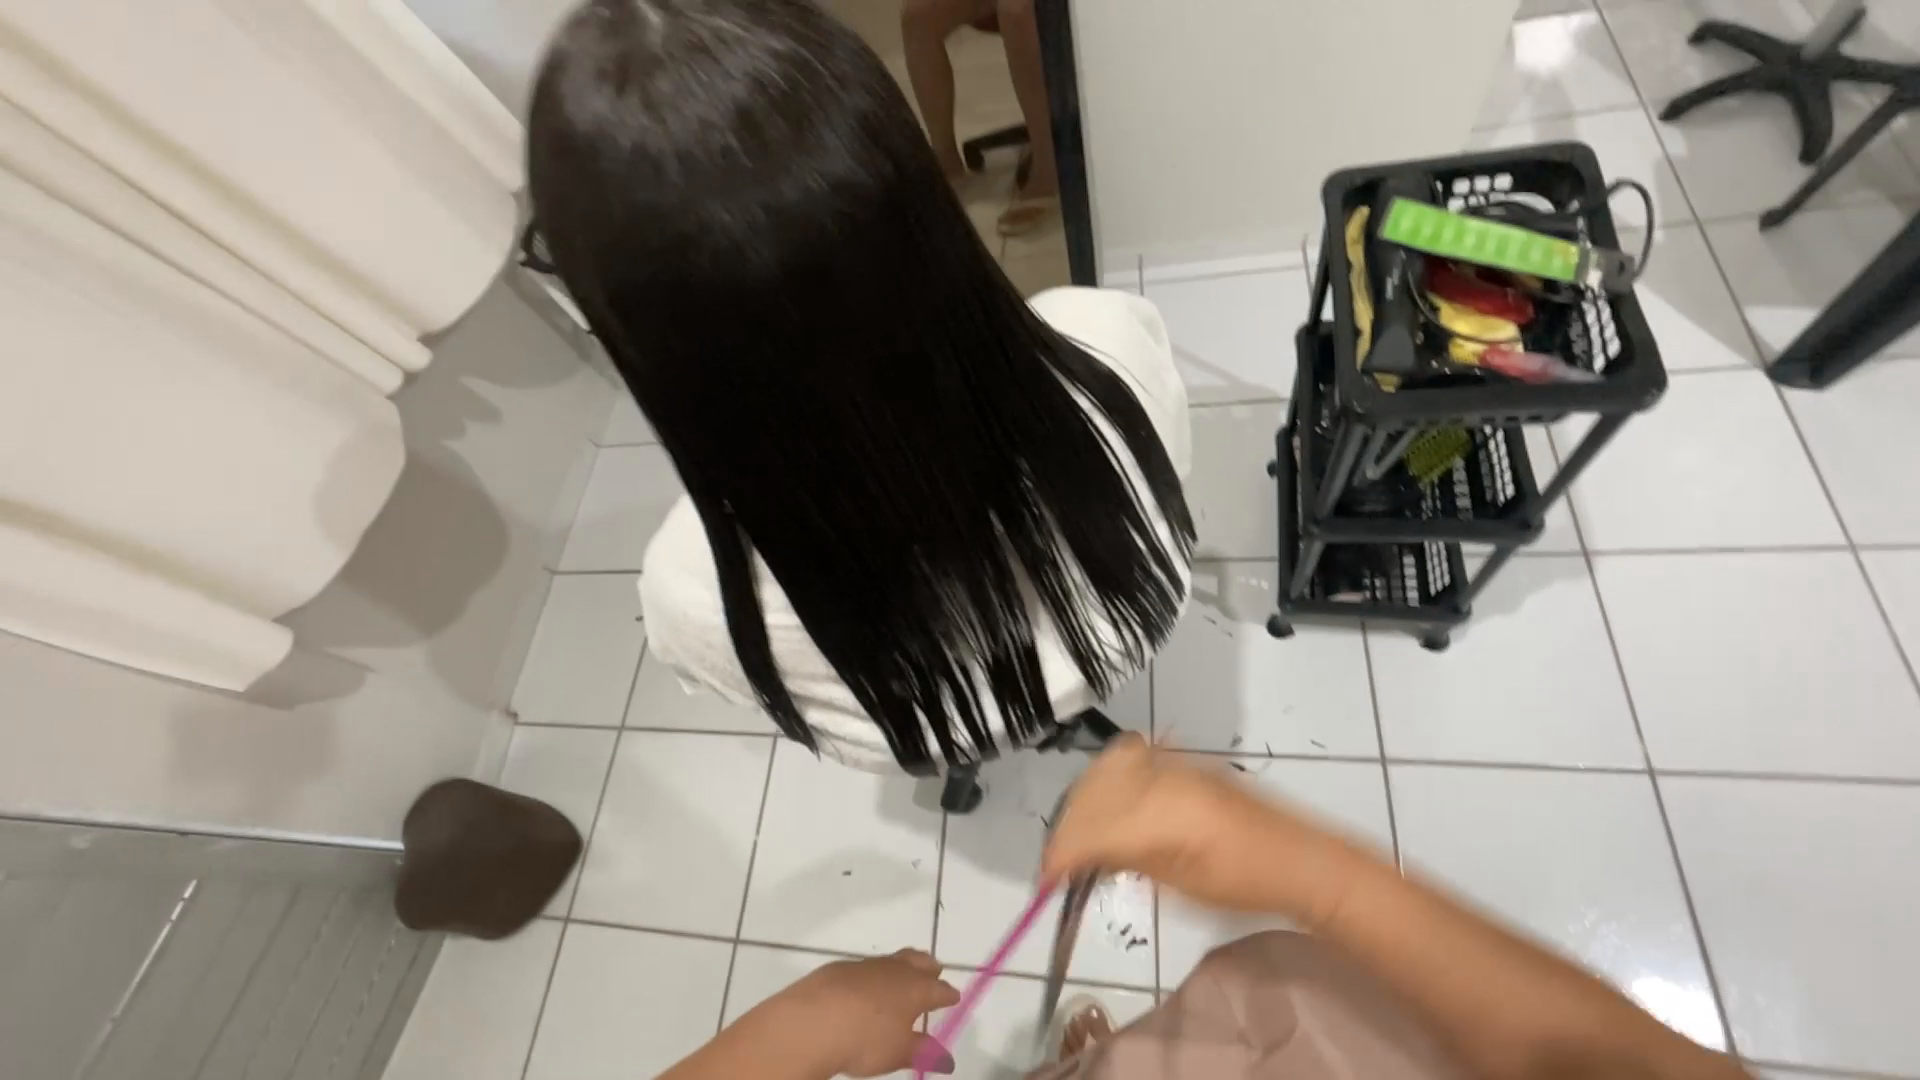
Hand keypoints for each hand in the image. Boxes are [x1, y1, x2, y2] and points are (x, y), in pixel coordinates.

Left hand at [766, 949, 959, 1077]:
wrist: (816, 1019)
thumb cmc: (866, 1039)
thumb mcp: (898, 1053)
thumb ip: (924, 1052)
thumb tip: (949, 1061)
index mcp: (915, 990)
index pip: (939, 990)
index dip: (948, 994)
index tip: (954, 996)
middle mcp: (895, 971)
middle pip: (919, 962)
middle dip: (929, 967)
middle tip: (935, 970)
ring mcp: (869, 966)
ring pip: (894, 959)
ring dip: (904, 964)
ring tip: (905, 971)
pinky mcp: (843, 967)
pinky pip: (868, 965)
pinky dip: (876, 972)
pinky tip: (868, 983)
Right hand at [1040, 735, 1361, 922]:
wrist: (1293, 855)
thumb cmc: (1240, 883)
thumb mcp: (1178, 883)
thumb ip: (1126, 858)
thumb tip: (1085, 855)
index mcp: (1157, 814)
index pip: (1091, 828)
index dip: (1061, 852)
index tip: (1045, 878)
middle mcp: (1157, 778)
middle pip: (1090, 794)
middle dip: (1067, 827)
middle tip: (1059, 861)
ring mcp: (1168, 763)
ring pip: (1103, 770)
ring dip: (1082, 801)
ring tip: (1077, 833)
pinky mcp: (1178, 760)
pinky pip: (1126, 757)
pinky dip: (1104, 778)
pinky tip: (1103, 799)